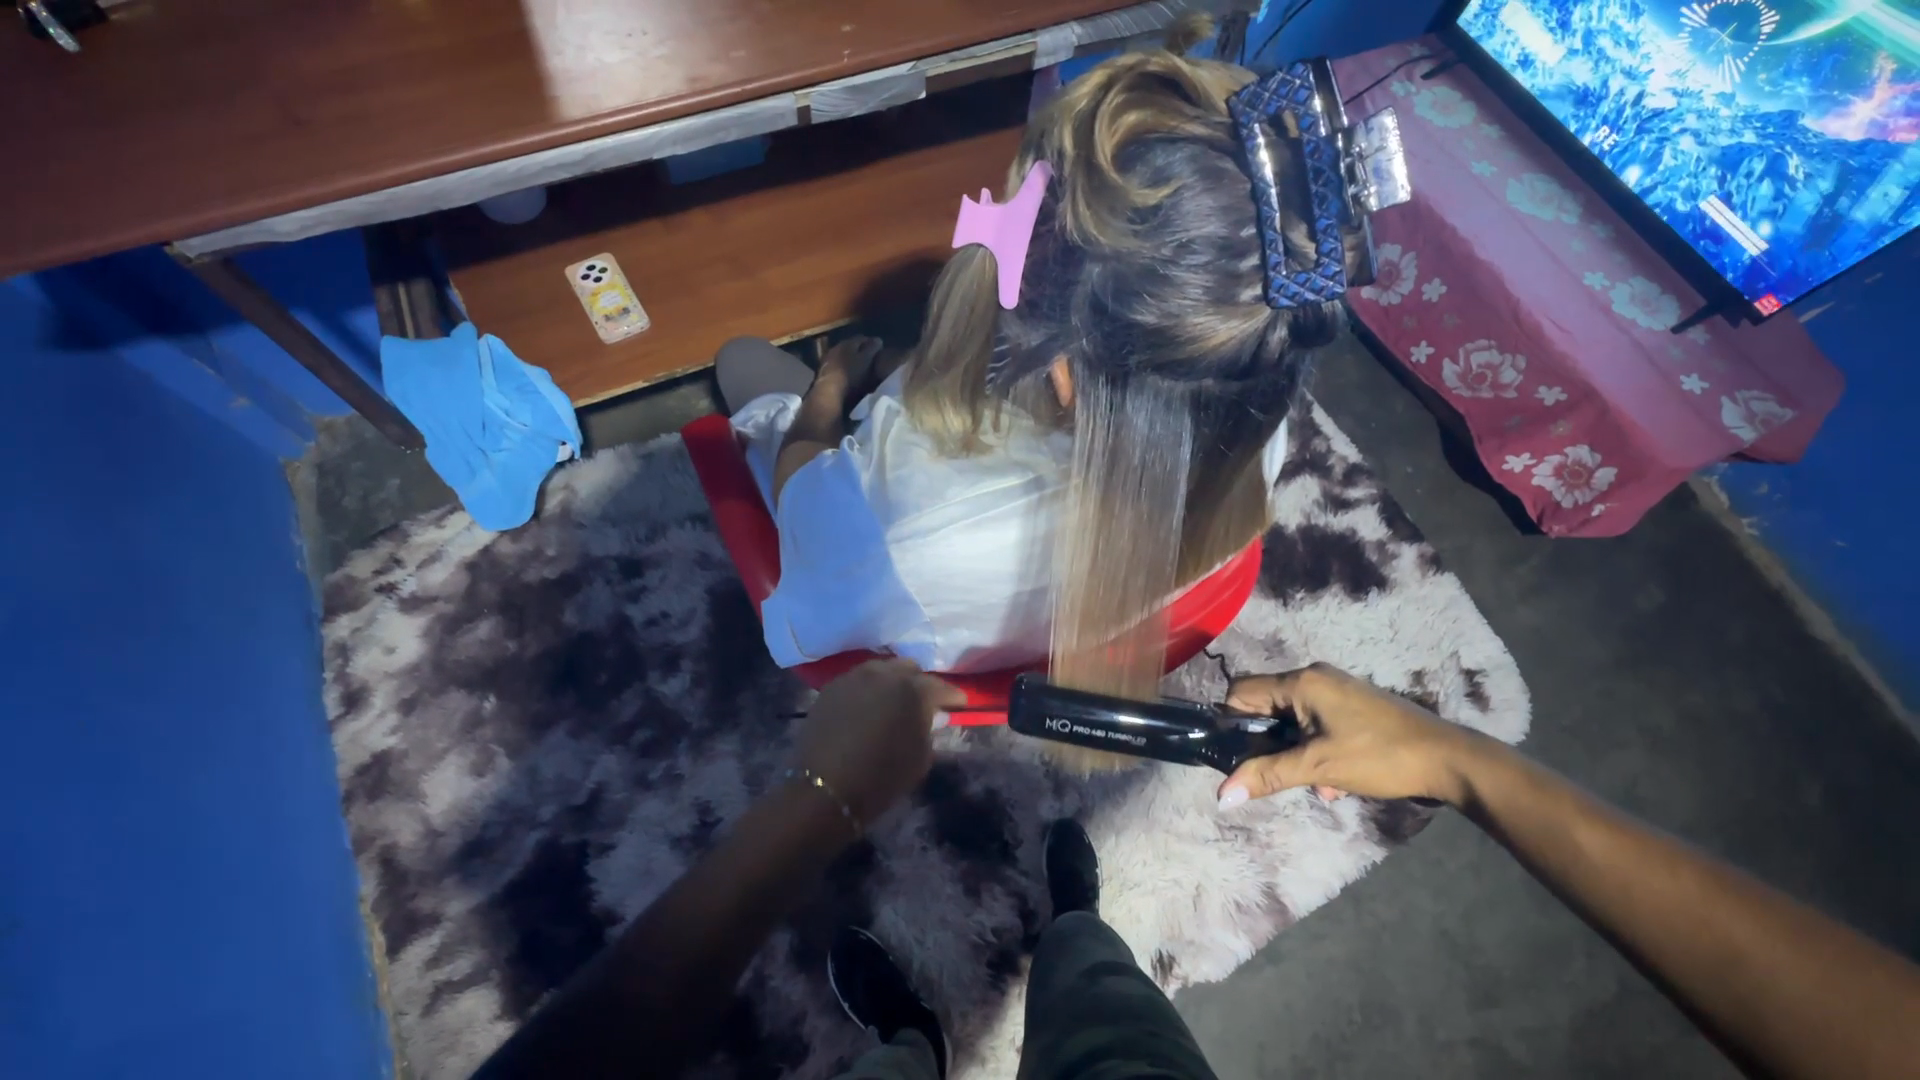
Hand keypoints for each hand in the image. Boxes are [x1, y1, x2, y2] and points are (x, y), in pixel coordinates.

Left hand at [793, 659, 964, 825]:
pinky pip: (857, 680)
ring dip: (892, 682)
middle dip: (920, 683)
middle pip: (909, 669)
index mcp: (913, 689)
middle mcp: (884, 674)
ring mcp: (854, 676)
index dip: (953, 696)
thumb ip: (929, 730)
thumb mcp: (921, 758)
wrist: (825, 789)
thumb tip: (930, 717)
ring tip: (893, 701)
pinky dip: (868, 689)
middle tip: (923, 702)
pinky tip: (868, 706)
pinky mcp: (831, 687)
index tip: (959, 705)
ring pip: (881, 670)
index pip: (941, 686)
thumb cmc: (881, 777)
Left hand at [817, 335, 883, 396]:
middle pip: (851, 346)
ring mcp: (827, 359)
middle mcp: (836, 347)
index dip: (871, 343)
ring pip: (842, 355)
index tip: (879, 350)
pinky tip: (846, 376)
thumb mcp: (866, 360)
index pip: (862, 338)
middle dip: (860, 350)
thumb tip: (878, 339)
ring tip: (858, 368)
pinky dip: (842, 368)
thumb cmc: (851, 376)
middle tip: (869, 359)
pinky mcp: (822, 372)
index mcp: (848, 343)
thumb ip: (872, 348)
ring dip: (850, 359)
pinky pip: (836, 366)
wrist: (829, 394)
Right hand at [1216, 663, 1486, 808]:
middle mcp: (1314, 677)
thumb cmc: (1380, 756)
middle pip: (1266, 705)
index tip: (1239, 755)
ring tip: (1314, 783)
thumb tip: (1221, 796)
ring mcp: (1336, 689)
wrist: (1451, 761)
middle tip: (1277, 772)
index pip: (1241, 691)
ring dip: (1294, 751)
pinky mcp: (1352, 705)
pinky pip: (1315, 723)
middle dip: (1268, 743)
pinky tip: (1335, 781)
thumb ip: (1268, 775)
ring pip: (1292, 718)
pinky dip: (1316, 748)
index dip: (1232, 722)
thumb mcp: (1319, 768)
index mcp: (1301, 681)